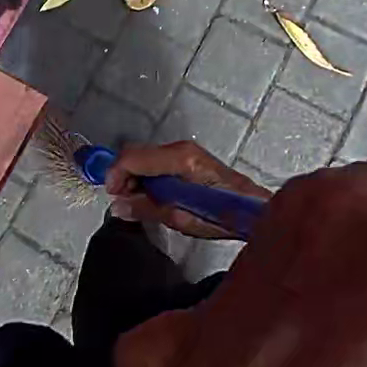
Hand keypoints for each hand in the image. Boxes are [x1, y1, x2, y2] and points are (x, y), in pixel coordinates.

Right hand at [105, 141, 272, 239]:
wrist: (255, 211)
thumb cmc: (221, 217)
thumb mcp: (180, 219)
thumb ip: (146, 209)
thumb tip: (117, 206)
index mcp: (179, 160)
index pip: (132, 158)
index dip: (115, 175)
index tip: (112, 195)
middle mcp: (180, 148)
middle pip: (135, 153)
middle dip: (122, 175)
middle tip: (122, 200)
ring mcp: (184, 150)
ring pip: (143, 156)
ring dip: (133, 175)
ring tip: (136, 200)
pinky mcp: (188, 156)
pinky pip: (154, 160)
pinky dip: (145, 174)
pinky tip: (152, 194)